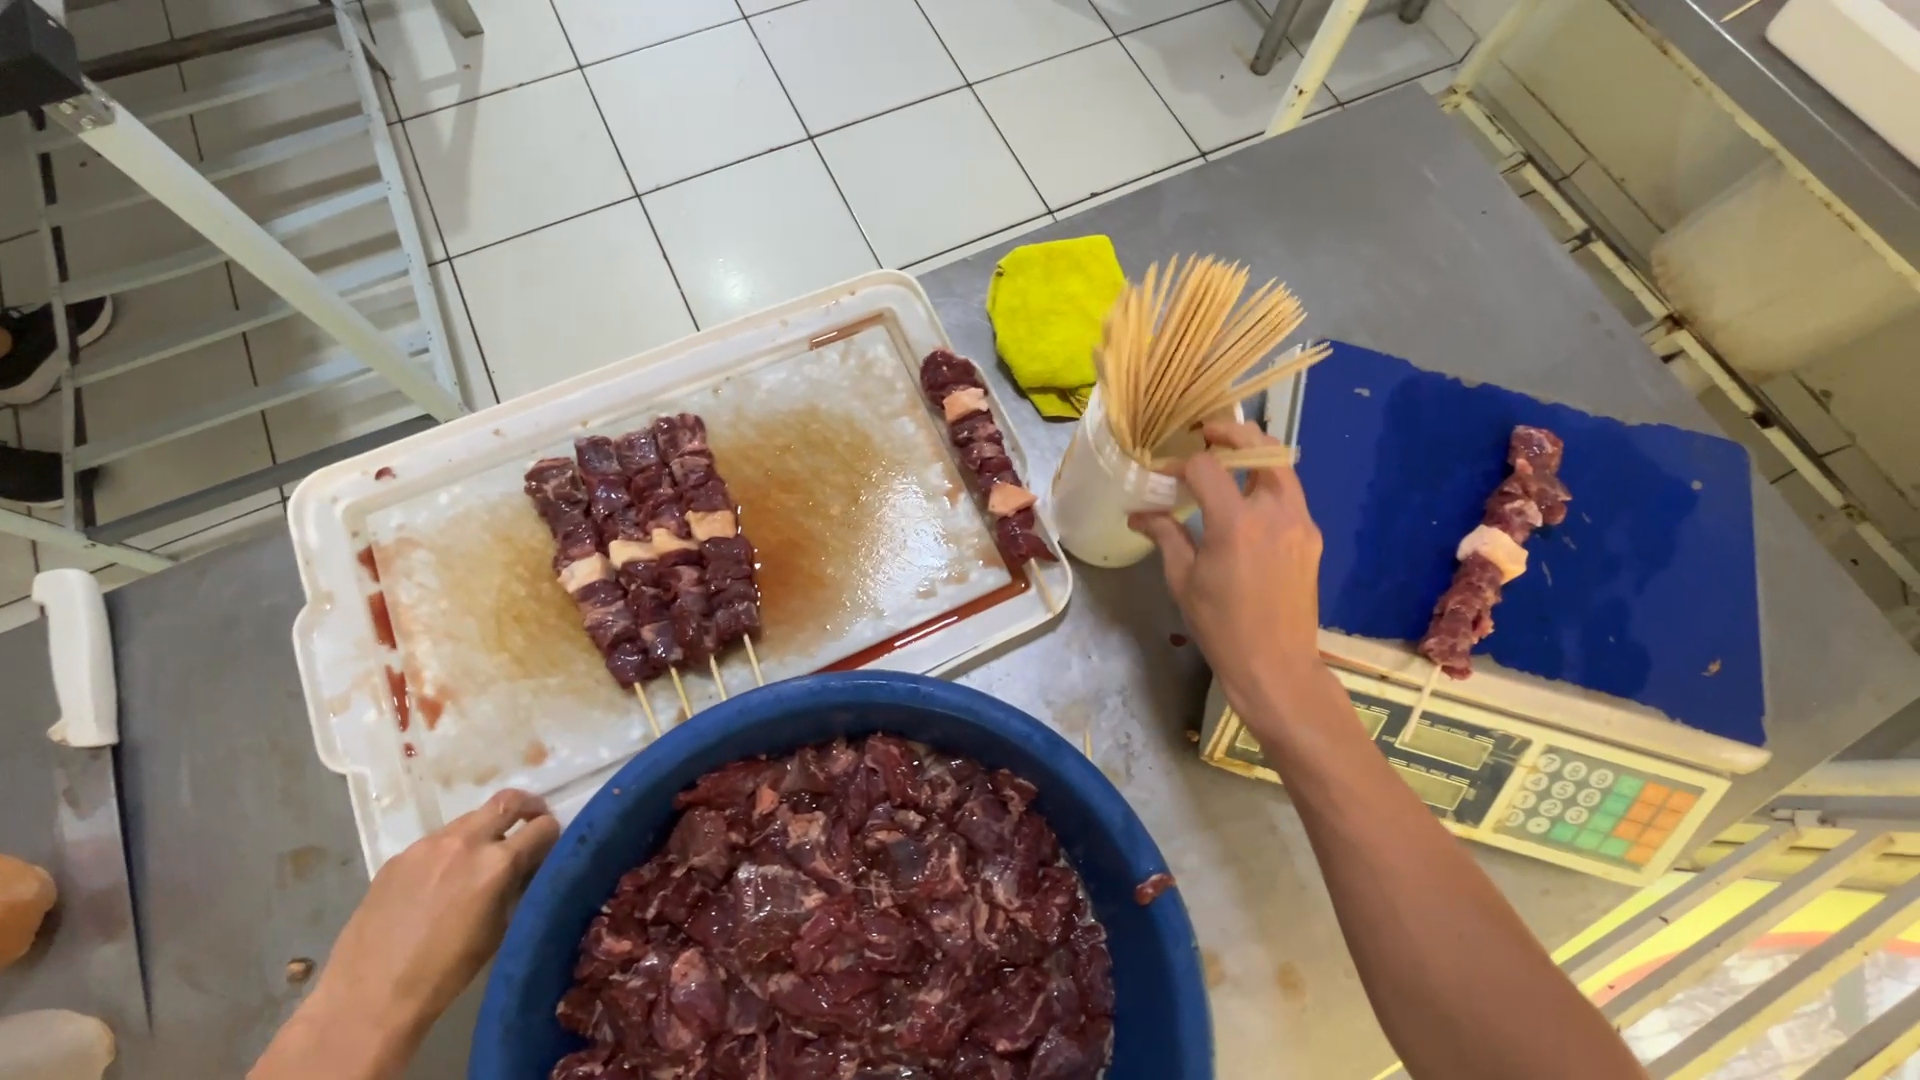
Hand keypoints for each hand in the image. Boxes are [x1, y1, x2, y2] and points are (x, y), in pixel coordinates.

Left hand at [325, 790, 559, 1028]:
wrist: (369, 996)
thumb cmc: (446, 971)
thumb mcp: (499, 928)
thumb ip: (515, 886)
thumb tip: (525, 867)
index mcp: (497, 863)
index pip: (543, 827)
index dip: (552, 834)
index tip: (551, 844)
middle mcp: (464, 842)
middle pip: (508, 800)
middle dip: (528, 806)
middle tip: (531, 821)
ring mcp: (426, 846)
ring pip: (470, 819)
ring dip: (485, 829)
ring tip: (480, 859)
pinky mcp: (398, 857)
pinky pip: (437, 842)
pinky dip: (451, 850)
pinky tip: (441, 881)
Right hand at [1131, 422, 1335, 735]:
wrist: (1276, 666)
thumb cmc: (1221, 627)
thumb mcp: (1183, 580)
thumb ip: (1166, 536)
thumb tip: (1139, 514)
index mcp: (1236, 523)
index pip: (1207, 467)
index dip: (1181, 463)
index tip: (1164, 474)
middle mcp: (1275, 512)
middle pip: (1259, 446)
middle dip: (1230, 433)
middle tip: (1205, 435)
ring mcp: (1300, 523)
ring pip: (1281, 466)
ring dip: (1253, 455)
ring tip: (1227, 461)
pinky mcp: (1311, 537)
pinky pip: (1290, 494)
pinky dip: (1266, 483)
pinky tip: (1246, 502)